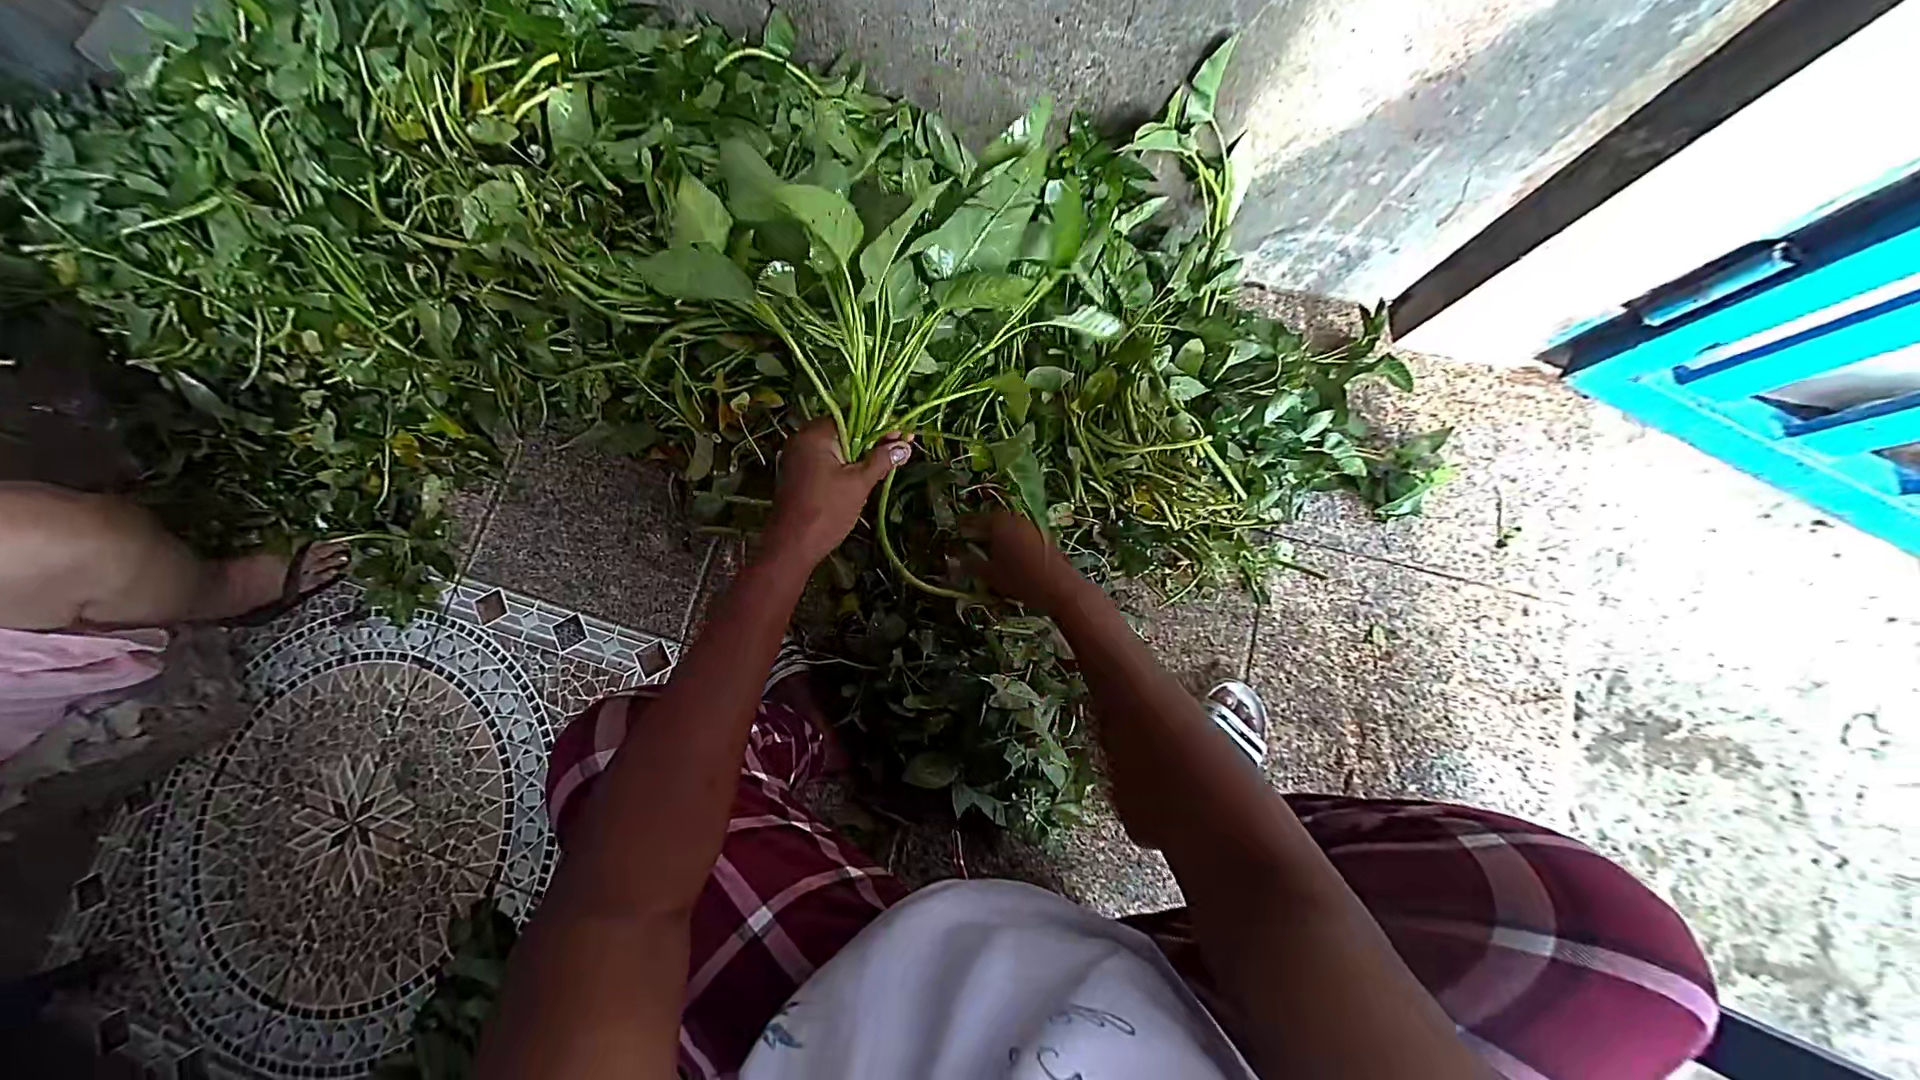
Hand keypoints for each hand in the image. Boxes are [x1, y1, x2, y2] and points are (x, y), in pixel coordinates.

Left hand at [763, 418, 912, 568]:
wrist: (792, 546)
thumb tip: (904, 445)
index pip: (854, 417)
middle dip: (874, 440)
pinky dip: (847, 464)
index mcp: (816, 434)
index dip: (881, 425)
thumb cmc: (827, 511)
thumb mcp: (859, 483)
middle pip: (845, 430)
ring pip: (837, 447)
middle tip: (901, 448)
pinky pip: (827, 460)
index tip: (904, 435)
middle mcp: (803, 439)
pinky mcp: (800, 474)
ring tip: (889, 461)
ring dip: (862, 453)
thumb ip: (882, 460)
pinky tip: (866, 473)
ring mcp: (799, 457)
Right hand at [962, 511, 1082, 612]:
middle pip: (993, 520)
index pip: (975, 519)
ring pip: (1008, 526)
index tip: (956, 527)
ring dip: (997, 534)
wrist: (1059, 587)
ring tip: (988, 548)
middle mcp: (1015, 519)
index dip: (964, 524)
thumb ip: (972, 564)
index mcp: (999, 523)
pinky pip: (1020, 533)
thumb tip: (956, 559)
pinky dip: (1011, 540)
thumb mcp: (991, 574)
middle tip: (970, 538)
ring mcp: (1031, 526)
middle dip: (981, 529)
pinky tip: (1008, 554)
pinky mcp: (1043, 535)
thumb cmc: (1020, 579)